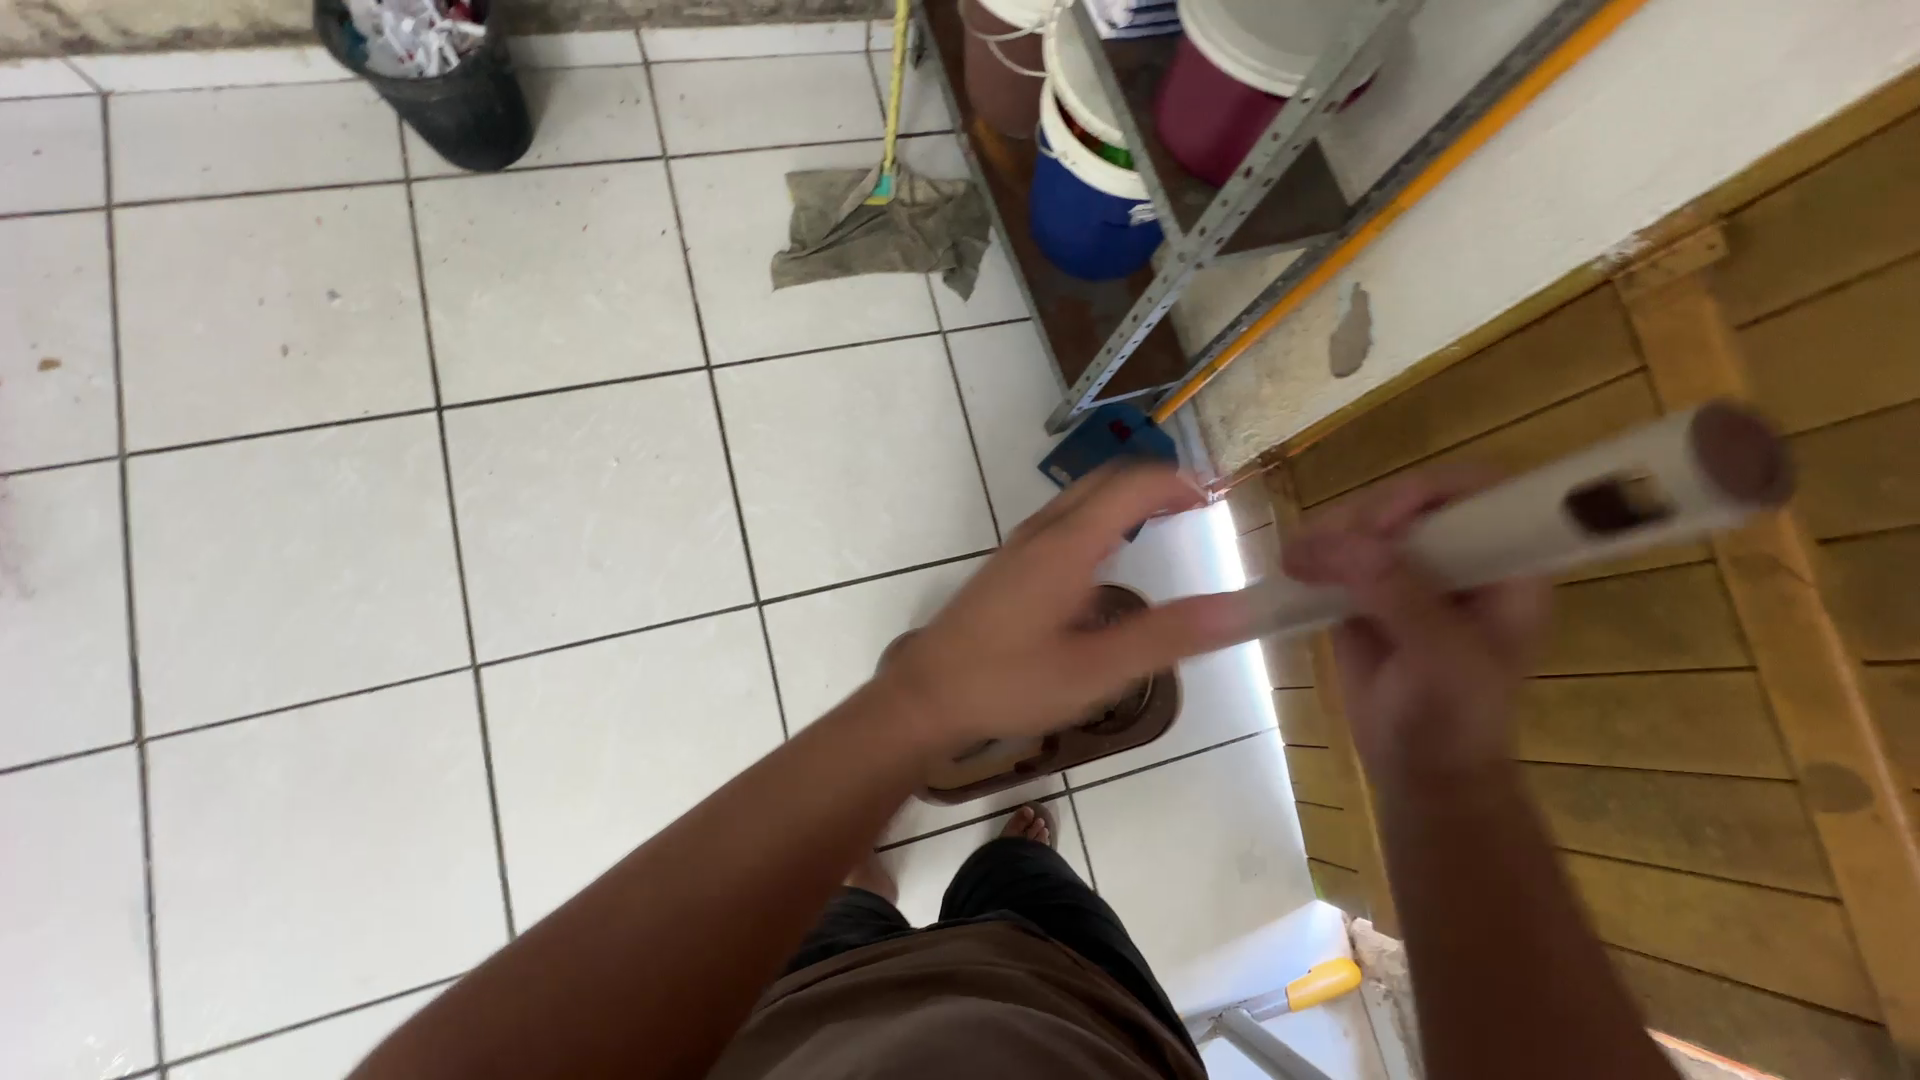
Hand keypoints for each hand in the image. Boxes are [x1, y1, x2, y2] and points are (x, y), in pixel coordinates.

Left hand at [876, 465, 1252, 753]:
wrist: (925, 695)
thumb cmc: (1009, 683)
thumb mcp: (1096, 670)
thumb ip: (1166, 637)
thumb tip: (1237, 610)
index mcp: (1066, 545)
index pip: (1132, 485)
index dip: (1179, 481)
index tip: (1219, 497)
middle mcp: (1042, 532)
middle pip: (1105, 480)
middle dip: (1156, 481)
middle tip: (1199, 503)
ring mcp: (1020, 546)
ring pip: (1081, 497)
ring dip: (1127, 497)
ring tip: (1168, 520)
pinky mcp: (1008, 566)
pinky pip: (1064, 519)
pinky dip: (1102, 516)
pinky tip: (1112, 557)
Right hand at [1281, 467, 1550, 787]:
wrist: (1417, 770)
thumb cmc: (1453, 718)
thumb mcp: (1441, 656)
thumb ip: (1399, 594)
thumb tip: (1339, 541)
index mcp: (1506, 568)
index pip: (1481, 494)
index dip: (1433, 495)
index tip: (1386, 525)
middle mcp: (1460, 559)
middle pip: (1412, 501)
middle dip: (1367, 516)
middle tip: (1329, 548)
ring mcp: (1409, 573)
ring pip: (1368, 523)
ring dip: (1331, 532)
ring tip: (1297, 559)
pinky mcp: (1365, 591)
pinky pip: (1337, 554)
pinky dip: (1312, 553)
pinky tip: (1291, 565)